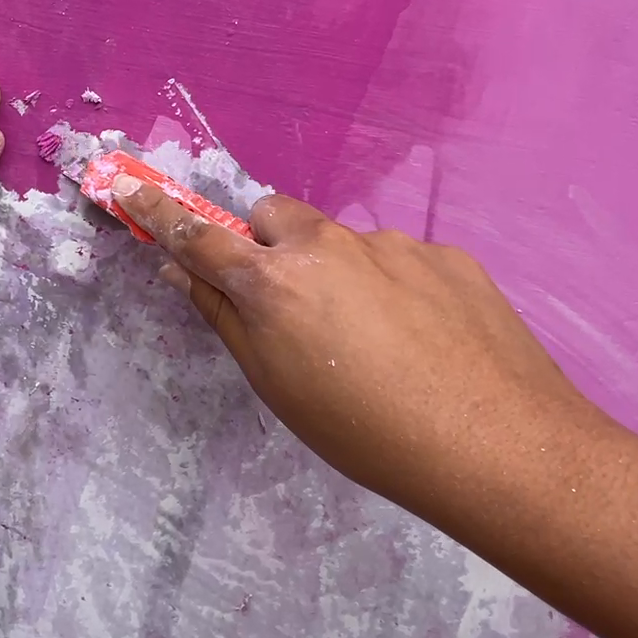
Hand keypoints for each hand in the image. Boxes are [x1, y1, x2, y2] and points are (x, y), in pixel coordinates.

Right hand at [113, 179, 596, 517]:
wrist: (507, 452)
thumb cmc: (365, 431)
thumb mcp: (273, 383)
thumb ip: (222, 315)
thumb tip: (180, 269)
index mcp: (272, 282)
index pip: (195, 235)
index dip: (158, 211)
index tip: (130, 185)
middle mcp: (324, 246)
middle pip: (271, 214)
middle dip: (267, 243)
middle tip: (291, 297)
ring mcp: (391, 244)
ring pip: (338, 240)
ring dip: (336, 270)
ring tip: (379, 338)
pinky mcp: (446, 255)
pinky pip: (396, 257)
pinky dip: (393, 284)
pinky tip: (425, 337)